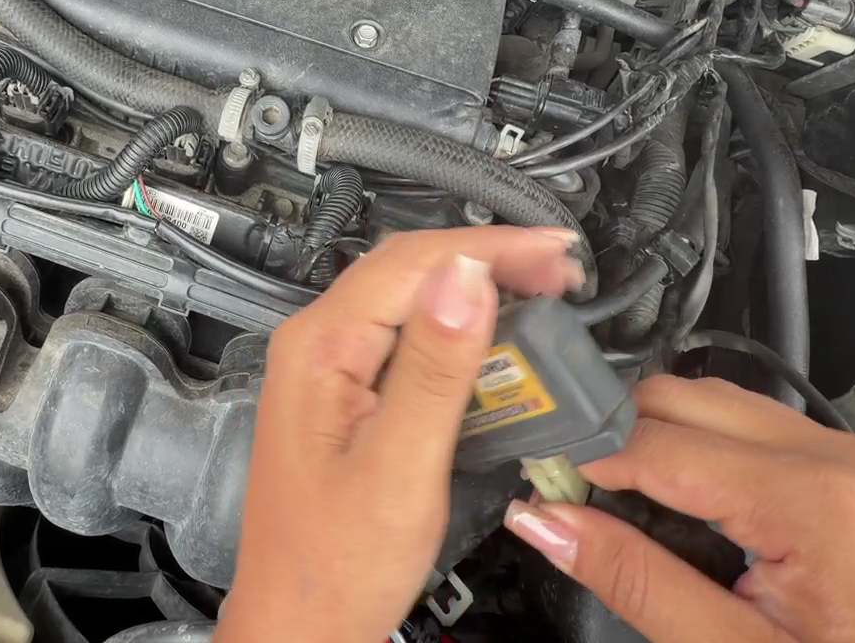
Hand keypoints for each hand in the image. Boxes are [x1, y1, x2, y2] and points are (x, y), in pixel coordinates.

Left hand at [215, 226, 584, 642]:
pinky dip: (454, 320)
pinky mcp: (344, 385)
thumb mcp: (399, 469)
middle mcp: (316, 340)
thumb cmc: (335, 563)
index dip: (489, 248)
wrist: (299, 623)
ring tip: (535, 286)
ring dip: (472, 282)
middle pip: (407, 267)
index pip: (412, 263)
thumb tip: (465, 278)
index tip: (551, 251)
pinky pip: (403, 330)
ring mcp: (327, 361)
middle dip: (486, 256)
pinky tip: (488, 327)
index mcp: (320, 346)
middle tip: (555, 266)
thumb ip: (434, 369)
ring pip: (406, 294)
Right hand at [504, 376, 854, 642]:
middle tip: (577, 492)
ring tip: (628, 501)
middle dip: (615, 435)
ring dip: (657, 436)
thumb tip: (543, 521)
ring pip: (713, 402)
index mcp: (817, 502)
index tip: (542, 486)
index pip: (655, 445)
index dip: (584, 462)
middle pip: (680, 399)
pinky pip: (754, 427)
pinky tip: (690, 503)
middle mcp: (841, 456)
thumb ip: (637, 582)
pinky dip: (703, 448)